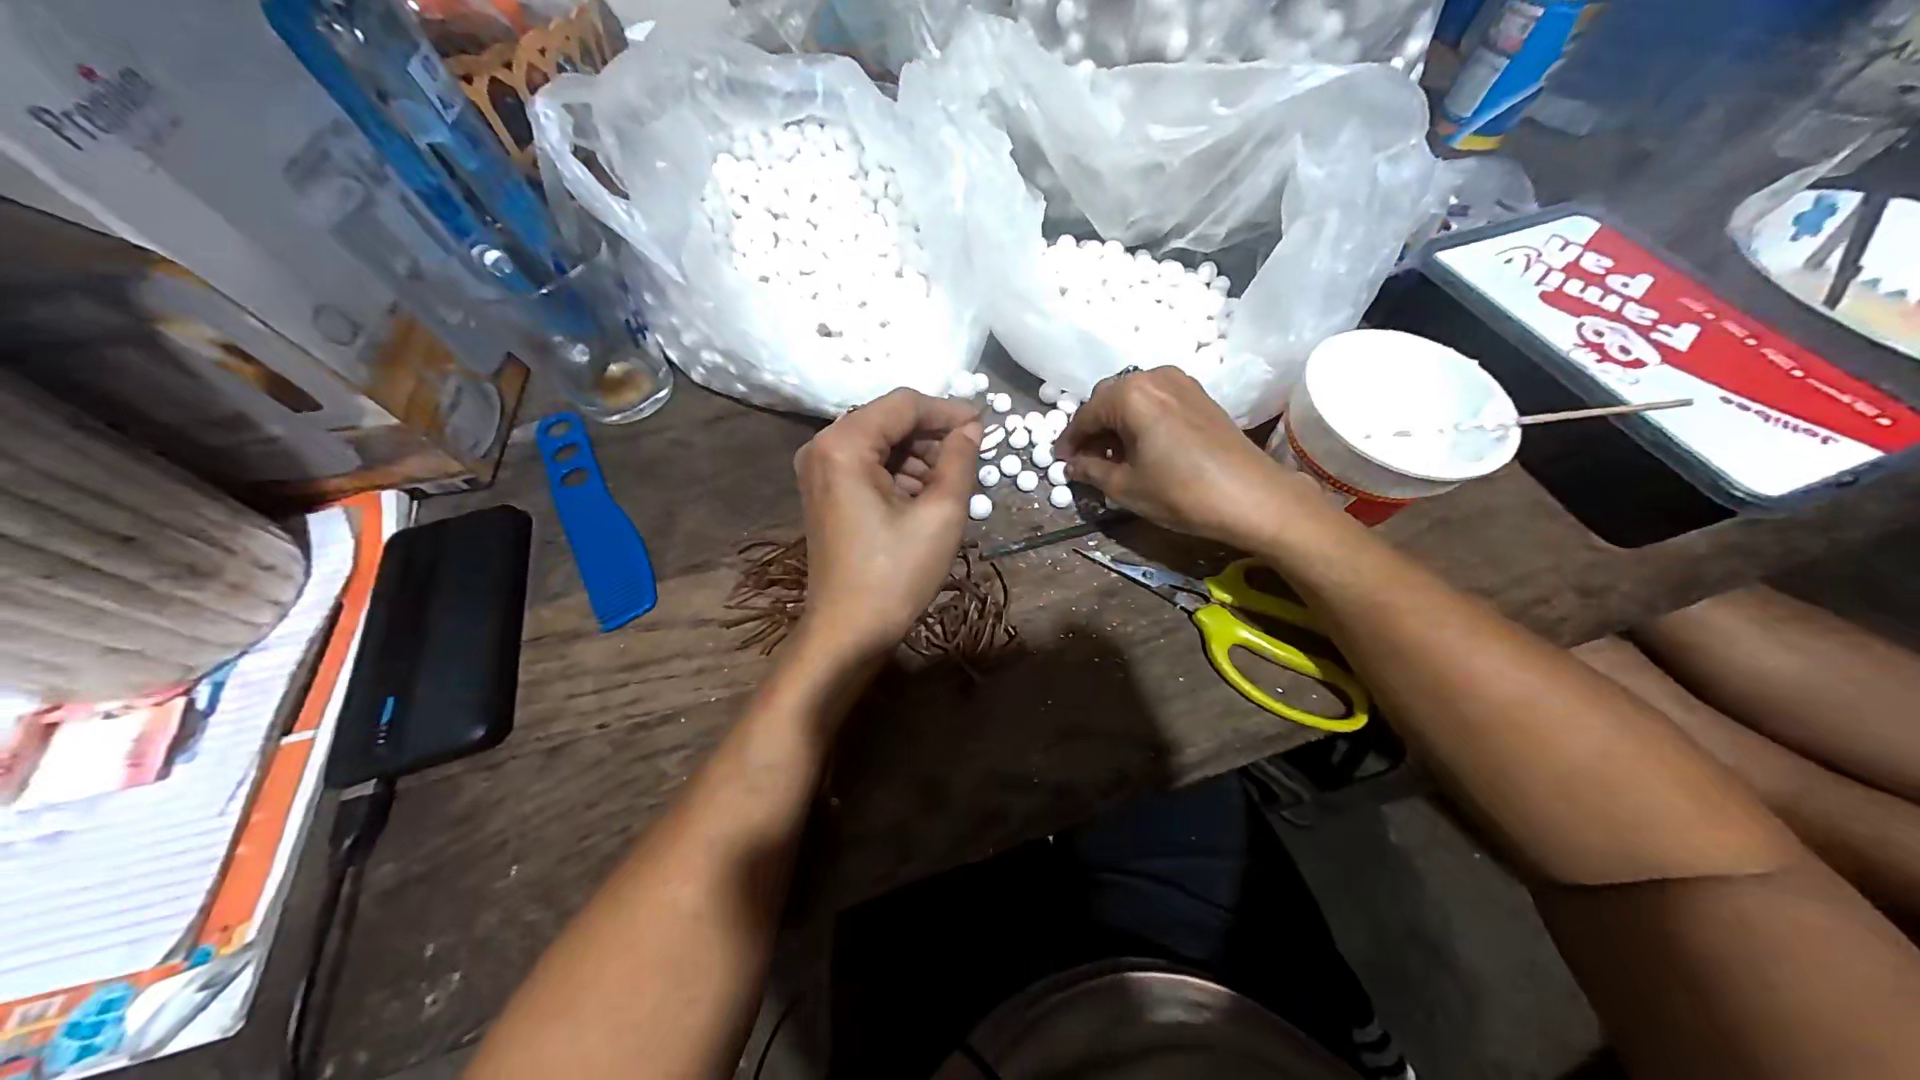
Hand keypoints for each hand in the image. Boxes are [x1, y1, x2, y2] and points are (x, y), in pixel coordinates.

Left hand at [793, 388, 983, 661]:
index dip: (948, 411)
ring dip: (918, 456)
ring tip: (952, 484)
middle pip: (889, 420)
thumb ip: (959, 460)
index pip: (904, 404)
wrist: (847, 631)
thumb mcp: (940, 514)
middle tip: (972, 458)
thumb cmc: (895, 575)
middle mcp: (822, 447)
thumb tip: (972, 428)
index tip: (985, 427)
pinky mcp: (824, 492)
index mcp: (843, 445)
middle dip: (932, 436)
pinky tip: (926, 496)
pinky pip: (868, 465)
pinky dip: (899, 473)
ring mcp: (819, 470)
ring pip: (880, 443)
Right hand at [1053, 366, 1323, 550]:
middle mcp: (1153, 376)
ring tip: (1112, 458)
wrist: (1252, 497)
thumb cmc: (1181, 493)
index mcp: (1130, 394)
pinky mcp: (1199, 395)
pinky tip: (1140, 447)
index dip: (1069, 441)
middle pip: (1108, 399)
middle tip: (1084, 460)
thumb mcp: (1125, 487)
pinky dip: (1140, 420)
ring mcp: (1180, 382)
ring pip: (1132, 398)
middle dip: (1093, 429)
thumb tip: (1071, 465)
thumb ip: (1091, 470)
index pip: (1086, 414)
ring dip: (1116, 424)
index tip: (1059, 461)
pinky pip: (1156, 400)